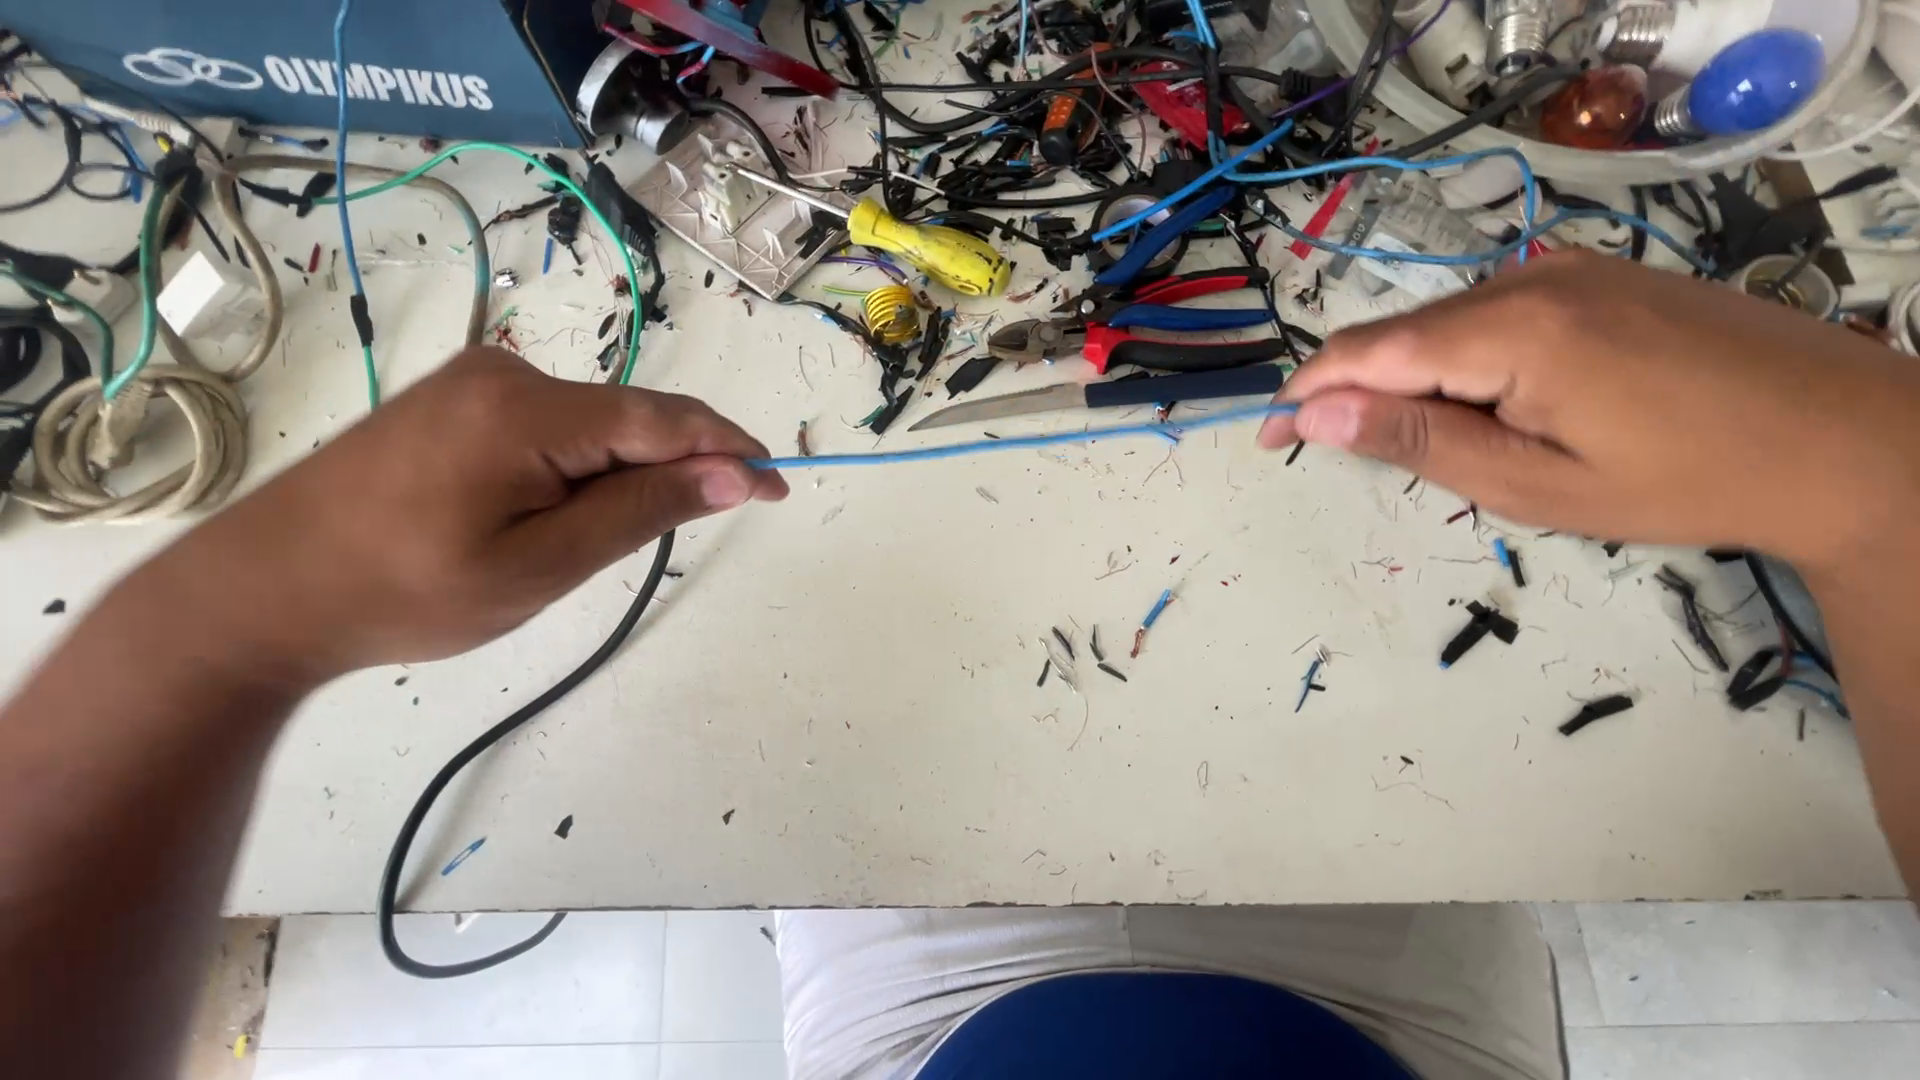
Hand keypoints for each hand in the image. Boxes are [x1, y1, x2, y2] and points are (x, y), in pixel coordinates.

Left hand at [138, 347, 786, 681]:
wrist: (261, 594)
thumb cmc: (407, 594)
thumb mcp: (542, 566)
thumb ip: (641, 512)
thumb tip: (731, 474)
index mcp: (526, 411)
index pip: (663, 420)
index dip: (730, 450)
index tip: (779, 487)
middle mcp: (508, 376)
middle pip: (632, 417)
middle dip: (679, 466)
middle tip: (692, 528)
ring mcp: (478, 384)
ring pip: (598, 425)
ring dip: (628, 473)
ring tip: (593, 542)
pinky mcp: (460, 402)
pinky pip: (558, 428)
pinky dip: (588, 467)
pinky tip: (561, 513)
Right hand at [1259, 251, 1919, 567]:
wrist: (1854, 441)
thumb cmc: (1680, 481)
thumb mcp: (1530, 483)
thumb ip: (1415, 439)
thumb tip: (1317, 413)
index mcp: (1509, 330)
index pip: (1364, 352)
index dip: (1303, 393)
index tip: (1265, 436)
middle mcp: (1528, 280)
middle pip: (1396, 333)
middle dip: (1350, 390)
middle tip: (1341, 453)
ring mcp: (1566, 271)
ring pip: (1438, 325)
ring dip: (1406, 379)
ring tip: (1432, 443)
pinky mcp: (1594, 278)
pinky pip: (1487, 314)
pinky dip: (1456, 361)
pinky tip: (1486, 404)